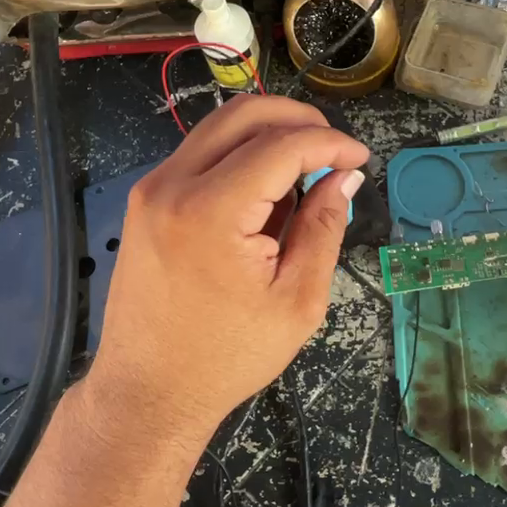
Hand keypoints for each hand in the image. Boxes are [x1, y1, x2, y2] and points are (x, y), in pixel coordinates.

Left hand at [90, 95, 369, 442]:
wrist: (148, 393)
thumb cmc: (227, 357)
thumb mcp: (297, 300)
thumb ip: (324, 227)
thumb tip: (345, 178)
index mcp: (210, 211)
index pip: (281, 146)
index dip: (330, 144)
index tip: (360, 159)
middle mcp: (172, 185)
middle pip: (243, 114)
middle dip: (298, 120)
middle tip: (335, 149)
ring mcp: (152, 189)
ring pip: (219, 128)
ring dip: (268, 135)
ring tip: (305, 172)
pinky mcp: (146, 201)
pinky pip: (200, 154)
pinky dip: (240, 155)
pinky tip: (266, 193)